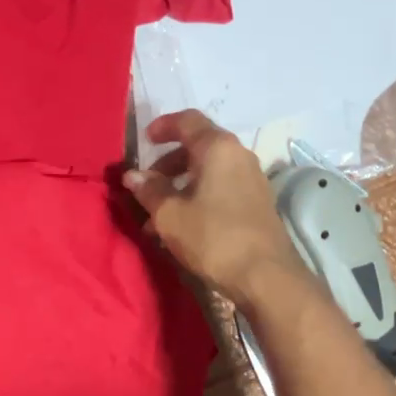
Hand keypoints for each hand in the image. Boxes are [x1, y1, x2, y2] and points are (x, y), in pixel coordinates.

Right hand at [123, 110, 313, 306]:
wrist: (262, 273)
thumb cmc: (212, 238)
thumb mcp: (170, 216)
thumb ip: (150, 191)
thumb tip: (133, 175)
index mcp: (217, 148)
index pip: (188, 122)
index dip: (164, 126)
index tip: (145, 140)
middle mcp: (238, 155)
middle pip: (199, 147)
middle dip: (169, 163)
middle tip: (148, 185)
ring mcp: (251, 178)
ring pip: (209, 171)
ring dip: (181, 186)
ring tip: (160, 214)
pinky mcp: (255, 202)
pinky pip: (220, 188)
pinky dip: (198, 196)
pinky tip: (184, 223)